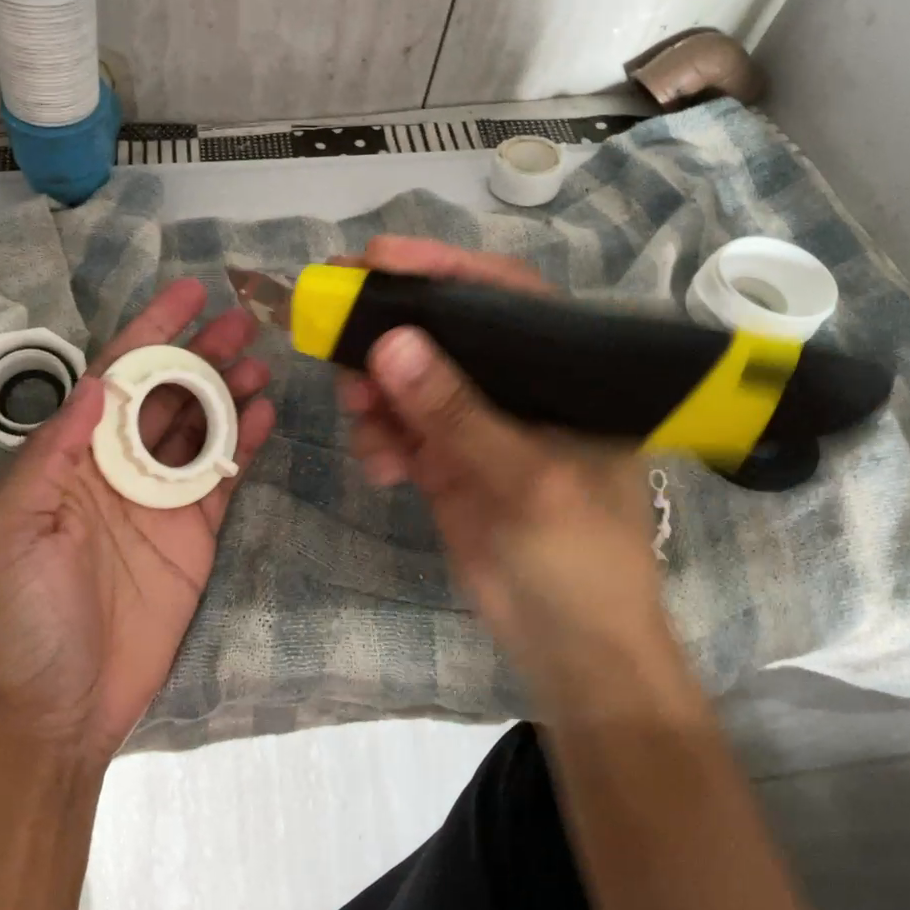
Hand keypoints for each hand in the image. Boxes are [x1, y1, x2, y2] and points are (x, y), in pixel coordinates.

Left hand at [0, 278, 275, 764]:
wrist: (60, 708)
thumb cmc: (22, 618)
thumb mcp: (10, 529)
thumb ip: (53, 452)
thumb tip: (95, 382)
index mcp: (67, 458)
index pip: (113, 380)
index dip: (149, 333)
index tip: (188, 293)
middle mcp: (114, 468)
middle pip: (164, 395)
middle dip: (199, 354)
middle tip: (243, 321)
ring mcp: (158, 501)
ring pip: (198, 429)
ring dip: (228, 391)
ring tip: (262, 360)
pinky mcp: (192, 536)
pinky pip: (223, 478)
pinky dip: (245, 444)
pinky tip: (267, 414)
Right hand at [337, 237, 660, 673]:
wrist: (572, 652)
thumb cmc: (580, 560)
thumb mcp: (525, 479)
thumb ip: (456, 413)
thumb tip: (390, 344)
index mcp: (562, 375)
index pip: (503, 299)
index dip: (442, 269)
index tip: (377, 258)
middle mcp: (517, 388)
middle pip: (443, 335)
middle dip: (388, 330)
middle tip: (330, 321)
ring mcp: (476, 426)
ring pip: (408, 381)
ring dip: (374, 391)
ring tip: (359, 411)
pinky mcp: (444, 464)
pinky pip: (396, 431)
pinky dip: (378, 439)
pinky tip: (380, 467)